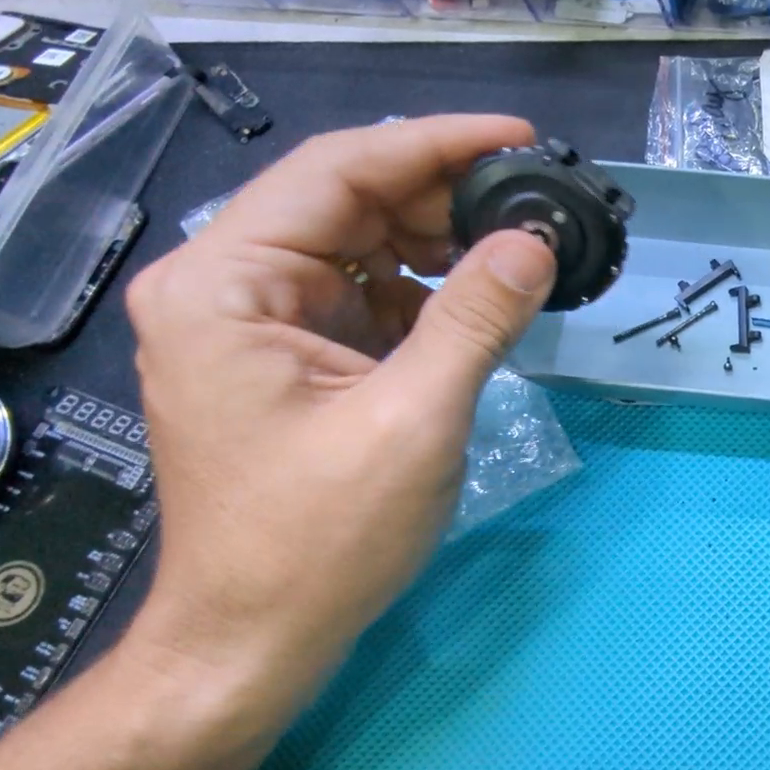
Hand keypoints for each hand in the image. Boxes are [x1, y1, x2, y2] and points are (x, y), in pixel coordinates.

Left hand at [121, 116, 553, 721]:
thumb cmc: (325, 533)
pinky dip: (435, 295)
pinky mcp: (303, 359)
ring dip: (446, 247)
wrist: (264, 631)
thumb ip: (477, 318)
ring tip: (525, 251)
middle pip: (351, 204)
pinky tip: (488, 302)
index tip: (521, 138)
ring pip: (368, 250)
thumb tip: (536, 241)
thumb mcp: (416, 417)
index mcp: (230, 283)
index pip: (338, 173)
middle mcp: (235, 287)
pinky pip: (375, 299)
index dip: (435, 144)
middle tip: (539, 205)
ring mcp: (268, 324)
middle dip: (447, 199)